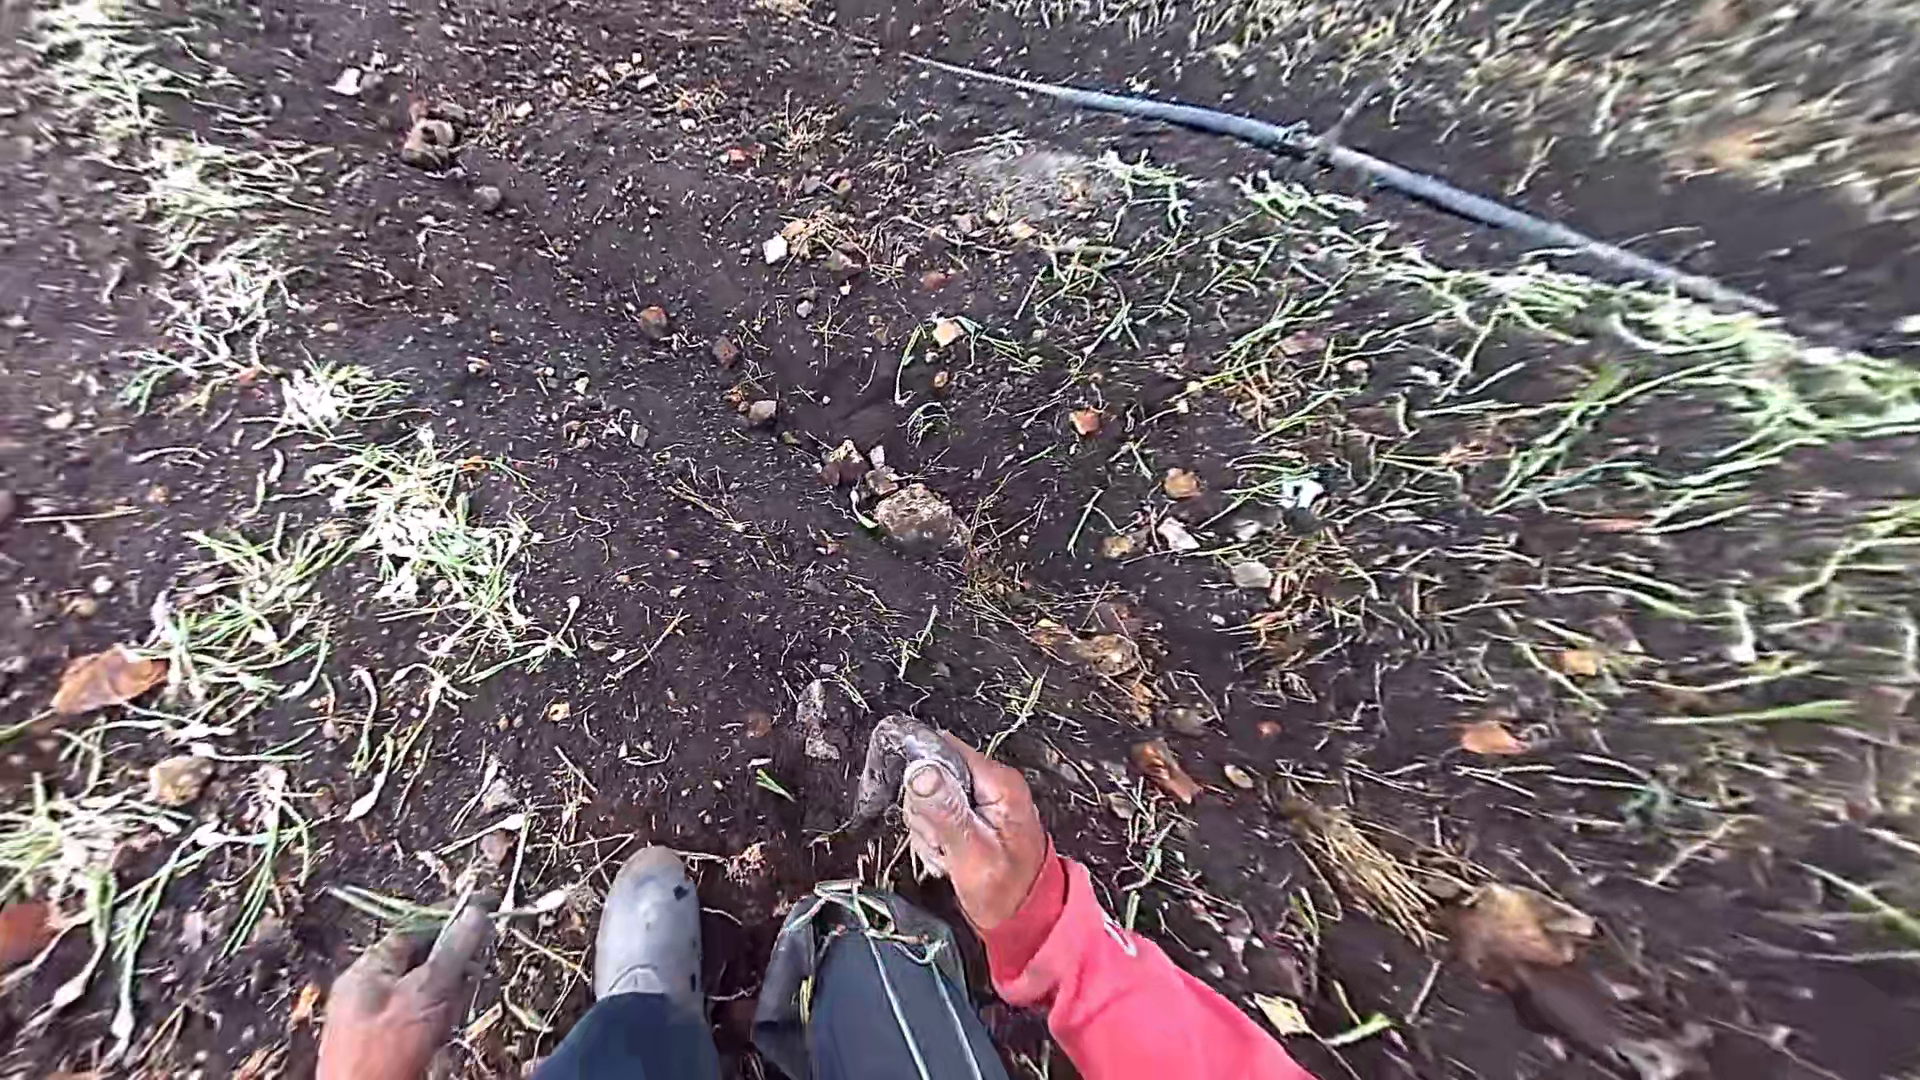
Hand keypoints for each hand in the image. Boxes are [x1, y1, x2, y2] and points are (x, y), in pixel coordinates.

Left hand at [317, 899, 494, 1079]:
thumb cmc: (389, 1050)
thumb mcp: (428, 991)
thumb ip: (454, 947)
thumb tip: (475, 910)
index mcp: (369, 970)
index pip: (418, 925)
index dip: (453, 914)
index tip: (488, 905)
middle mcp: (371, 986)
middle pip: (427, 951)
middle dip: (456, 956)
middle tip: (475, 965)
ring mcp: (379, 1012)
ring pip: (431, 978)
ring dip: (452, 984)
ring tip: (455, 1005)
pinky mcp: (392, 1033)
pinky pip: (427, 1003)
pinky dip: (444, 1005)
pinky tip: (448, 1020)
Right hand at [902, 734, 1050, 929]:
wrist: (1024, 924)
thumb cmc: (1006, 893)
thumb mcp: (973, 855)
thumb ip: (946, 812)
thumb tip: (921, 771)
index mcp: (999, 782)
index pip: (947, 751)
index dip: (925, 775)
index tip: (923, 809)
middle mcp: (992, 782)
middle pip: (936, 773)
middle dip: (927, 810)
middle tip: (941, 841)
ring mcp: (983, 797)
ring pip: (932, 794)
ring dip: (929, 827)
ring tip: (947, 852)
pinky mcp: (973, 812)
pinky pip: (938, 812)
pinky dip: (935, 835)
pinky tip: (947, 854)